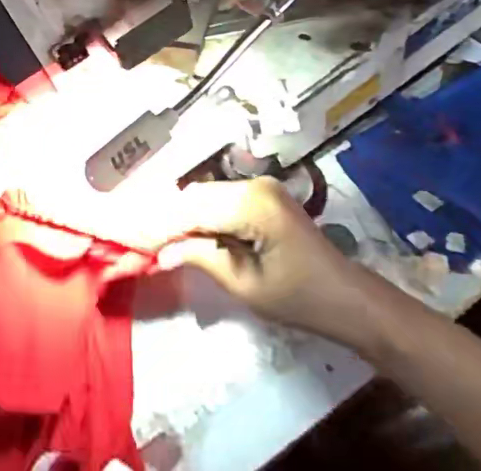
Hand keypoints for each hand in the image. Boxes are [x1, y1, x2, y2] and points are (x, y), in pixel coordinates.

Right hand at [155, 178, 383, 345]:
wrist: (348, 298)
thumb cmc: (300, 298)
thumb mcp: (245, 285)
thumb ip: (202, 258)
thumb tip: (161, 253)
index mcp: (252, 203)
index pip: (193, 208)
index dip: (161, 224)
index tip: (132, 240)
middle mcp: (254, 183)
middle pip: (197, 196)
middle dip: (169, 219)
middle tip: (140, 242)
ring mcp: (259, 186)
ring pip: (206, 197)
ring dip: (184, 218)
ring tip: (160, 242)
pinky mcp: (261, 195)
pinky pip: (221, 201)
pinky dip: (203, 218)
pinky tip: (189, 236)